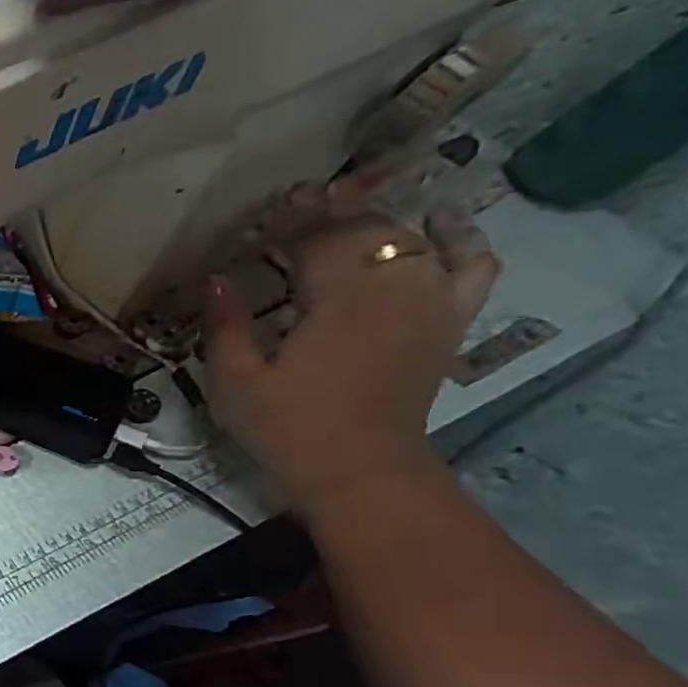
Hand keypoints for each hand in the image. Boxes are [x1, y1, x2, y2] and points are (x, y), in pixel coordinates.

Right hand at [201, 179, 500, 513]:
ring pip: (409, 236)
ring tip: (340, 222)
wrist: (359, 470)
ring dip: (372, 223)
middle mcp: (395, 284)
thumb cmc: (288, 428)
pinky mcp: (450, 320)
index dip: (291, 221)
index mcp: (339, 296)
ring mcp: (432, 299)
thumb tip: (215, 279)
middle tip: (290, 219)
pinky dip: (460, 236)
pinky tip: (439, 222)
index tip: (264, 218)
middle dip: (326, 216)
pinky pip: (472, 261)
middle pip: (364, 227)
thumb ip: (225, 327)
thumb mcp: (235, 383)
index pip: (318, 234)